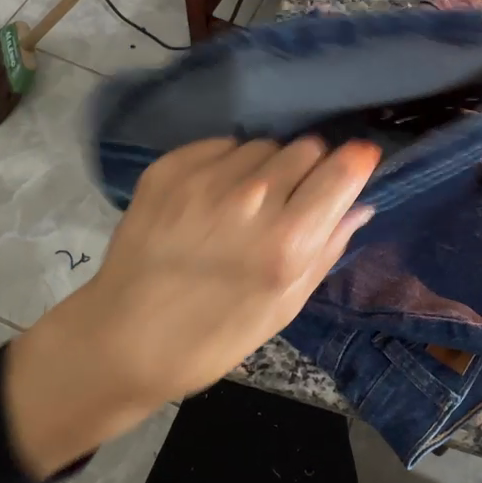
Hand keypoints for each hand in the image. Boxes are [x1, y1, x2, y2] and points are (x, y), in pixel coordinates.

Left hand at [5, 137, 378, 476]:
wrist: (122, 337)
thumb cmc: (212, 336)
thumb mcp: (283, 307)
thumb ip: (327, 248)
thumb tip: (359, 203)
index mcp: (287, 241)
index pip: (343, 167)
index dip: (355, 162)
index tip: (355, 165)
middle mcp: (251, 198)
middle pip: (306, 147)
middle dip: (309, 169)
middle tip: (289, 201)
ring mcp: (207, 177)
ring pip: (264, 145)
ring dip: (265, 167)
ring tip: (243, 206)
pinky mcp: (171, 166)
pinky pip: (222, 145)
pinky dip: (226, 165)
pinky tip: (211, 199)